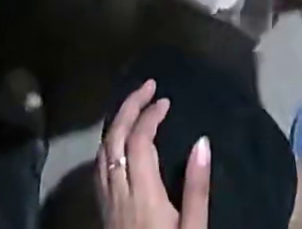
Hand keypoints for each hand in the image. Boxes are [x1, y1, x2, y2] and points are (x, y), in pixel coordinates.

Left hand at [96, 80, 210, 228]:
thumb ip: (197, 186)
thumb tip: (202, 139)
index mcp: (142, 195)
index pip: (139, 141)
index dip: (150, 115)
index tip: (166, 100)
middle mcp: (118, 195)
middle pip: (114, 140)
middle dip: (129, 107)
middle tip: (148, 86)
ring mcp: (106, 205)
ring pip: (101, 153)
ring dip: (117, 122)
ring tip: (135, 104)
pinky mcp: (103, 214)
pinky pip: (99, 167)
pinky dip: (109, 143)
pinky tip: (121, 140)